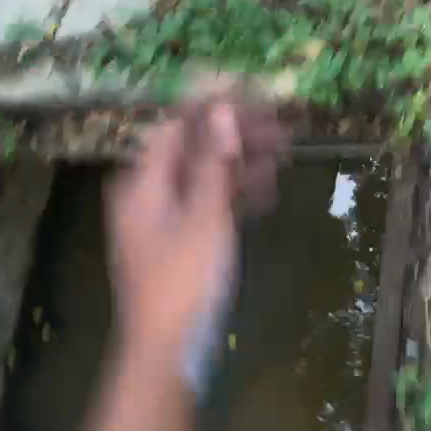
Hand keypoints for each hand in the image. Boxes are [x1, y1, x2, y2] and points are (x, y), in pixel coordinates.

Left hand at [104, 96, 284, 369]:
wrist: (170, 346)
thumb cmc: (184, 278)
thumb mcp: (205, 215)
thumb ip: (214, 161)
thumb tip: (223, 111)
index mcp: (143, 184)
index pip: (177, 126)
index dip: (211, 102)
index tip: (250, 85)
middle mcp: (151, 192)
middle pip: (197, 145)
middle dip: (238, 130)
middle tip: (282, 117)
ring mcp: (169, 214)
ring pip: (210, 170)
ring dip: (246, 157)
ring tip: (287, 147)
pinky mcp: (186, 235)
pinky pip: (214, 196)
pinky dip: (239, 187)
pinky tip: (269, 187)